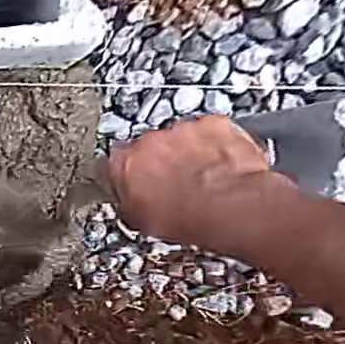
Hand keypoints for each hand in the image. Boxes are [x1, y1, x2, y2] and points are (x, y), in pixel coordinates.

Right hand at [108, 116, 296, 248]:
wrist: (227, 206)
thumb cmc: (186, 216)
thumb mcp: (140, 220)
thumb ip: (128, 199)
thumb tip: (130, 200)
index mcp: (125, 165)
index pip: (117, 161)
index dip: (129, 172)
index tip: (137, 180)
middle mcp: (150, 142)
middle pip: (150, 145)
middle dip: (161, 161)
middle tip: (173, 182)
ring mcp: (181, 131)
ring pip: (180, 137)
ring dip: (187, 152)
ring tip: (199, 176)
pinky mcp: (213, 124)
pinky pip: (210, 130)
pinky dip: (214, 143)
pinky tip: (217, 164)